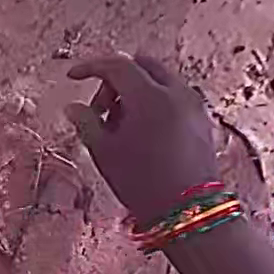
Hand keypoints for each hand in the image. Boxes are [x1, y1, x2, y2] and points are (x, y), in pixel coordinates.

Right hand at [63, 52, 217, 227]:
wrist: (185, 207)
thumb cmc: (140, 180)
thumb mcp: (103, 151)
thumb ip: (86, 122)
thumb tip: (73, 107)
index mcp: (150, 97)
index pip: (117, 66)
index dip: (91, 67)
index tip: (73, 75)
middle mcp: (176, 93)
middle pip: (141, 66)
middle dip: (115, 79)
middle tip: (99, 107)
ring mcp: (193, 105)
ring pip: (158, 80)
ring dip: (134, 91)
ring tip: (117, 124)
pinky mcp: (200, 118)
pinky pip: (172, 96)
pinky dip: (151, 101)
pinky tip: (138, 130)